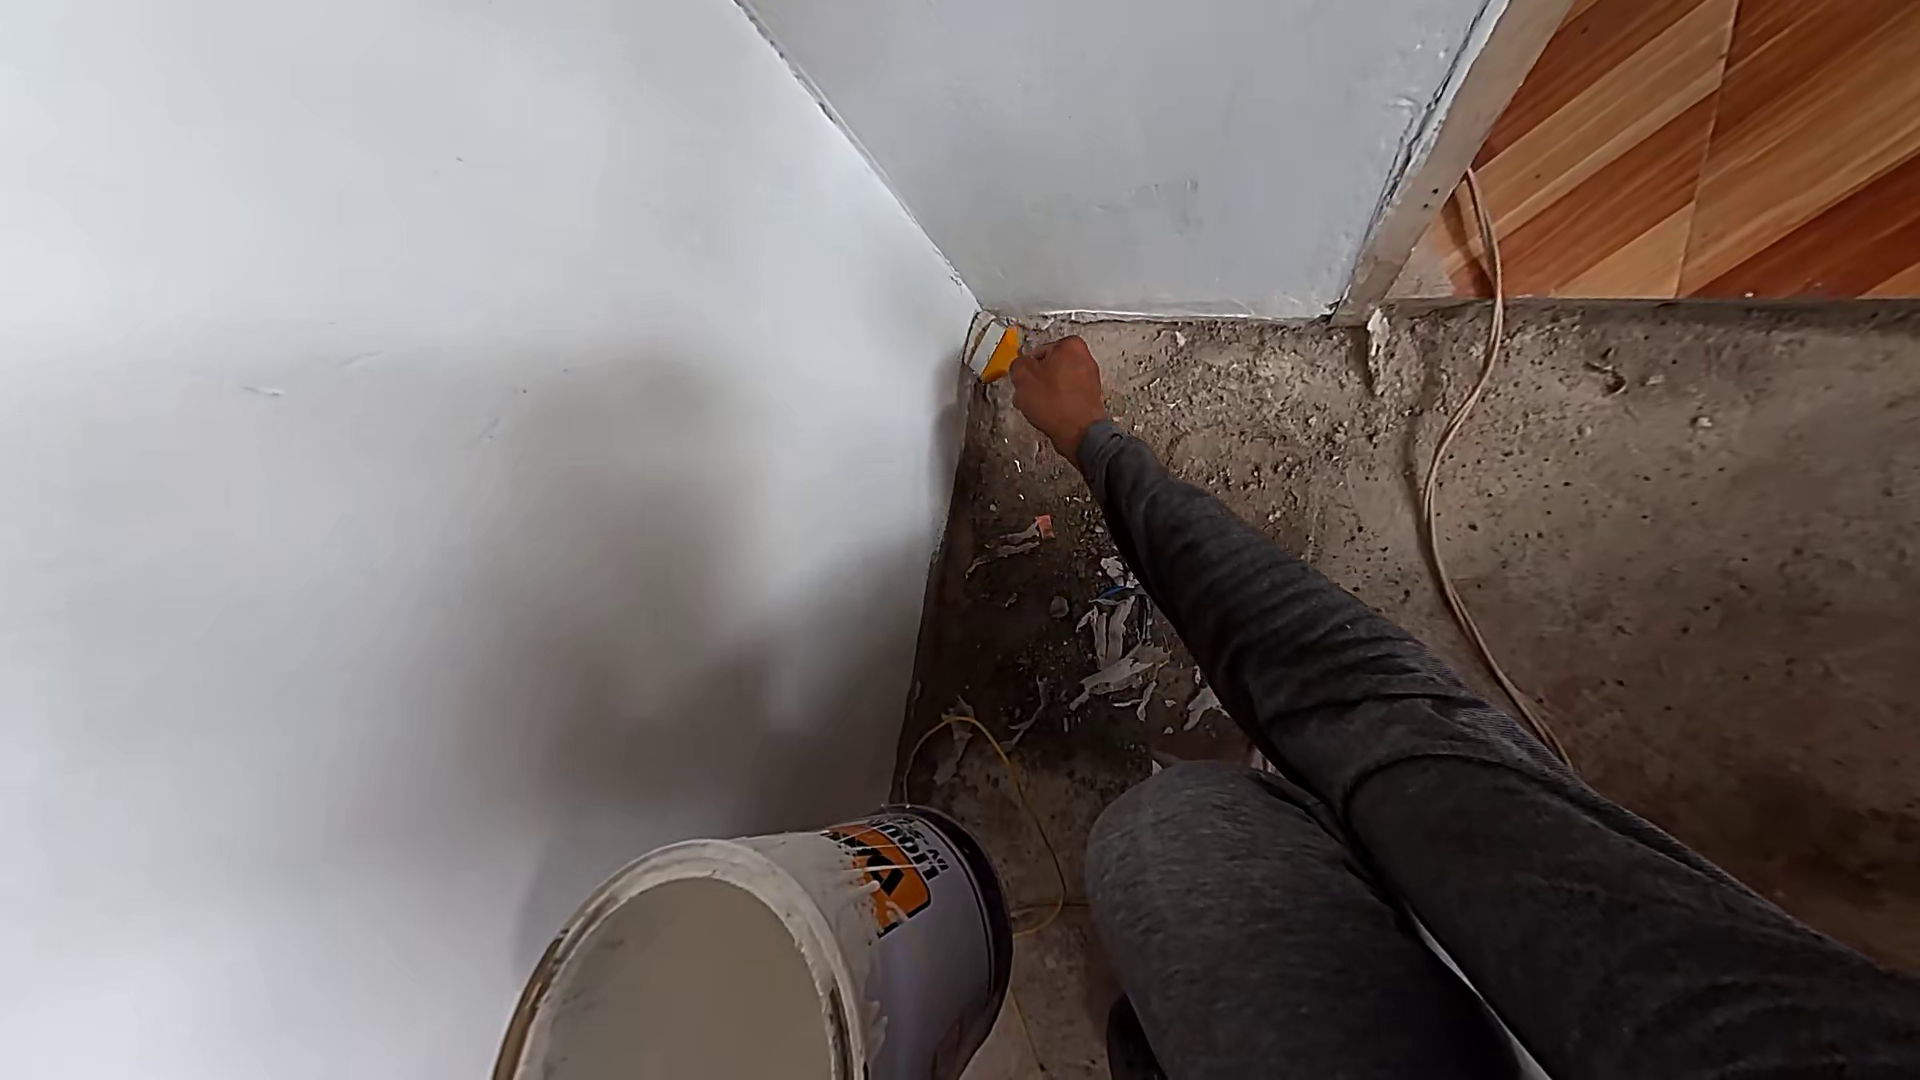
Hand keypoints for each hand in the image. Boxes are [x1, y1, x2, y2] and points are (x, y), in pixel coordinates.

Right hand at [1010, 335, 1108, 458]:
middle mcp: (1085, 358)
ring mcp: (1090, 379)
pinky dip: (1057, 404)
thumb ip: (1017, 365)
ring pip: (1057, 384)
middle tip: (1029, 394)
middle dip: (1037, 381)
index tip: (1022, 379)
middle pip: (1049, 368)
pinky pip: (1066, 397)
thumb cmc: (1056, 403)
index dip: (1026, 368)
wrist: (1078, 431)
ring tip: (1040, 407)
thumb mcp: (1022, 377)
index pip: (1037, 352)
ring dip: (1046, 394)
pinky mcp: (1090, 398)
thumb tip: (1019, 366)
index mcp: (1070, 345)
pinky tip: (1051, 414)